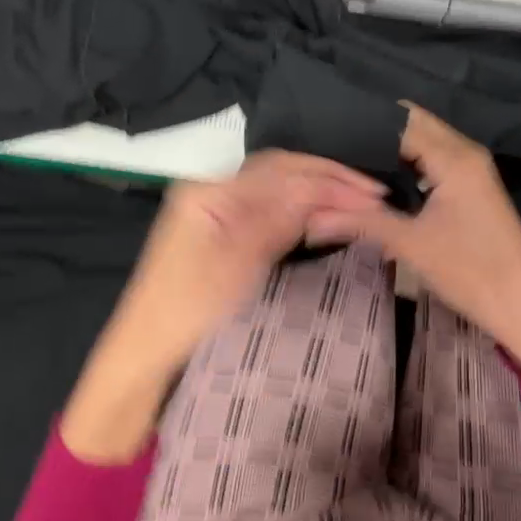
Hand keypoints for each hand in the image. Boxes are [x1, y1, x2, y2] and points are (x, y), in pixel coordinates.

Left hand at [61, 151, 385, 462]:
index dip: (330, 177)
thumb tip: (324, 191)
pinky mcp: (222, 228)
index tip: (372, 191)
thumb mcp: (239, 264)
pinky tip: (324, 213)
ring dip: (318, 189)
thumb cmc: (188, 309)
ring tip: (360, 199)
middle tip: (375, 193)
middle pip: (280, 170)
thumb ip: (279, 221)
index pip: (282, 170)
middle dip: (328, 178)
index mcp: (212, 189)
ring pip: (276, 186)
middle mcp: (213, 188)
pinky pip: (267, 205)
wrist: (145, 351)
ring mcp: (216, 207)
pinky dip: (299, 206)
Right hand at [307, 105, 520, 378]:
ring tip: (349, 156)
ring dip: (392, 144)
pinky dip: (408, 158)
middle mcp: (465, 150)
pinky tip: (380, 176)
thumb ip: (361, 221)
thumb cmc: (471, 273)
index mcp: (453, 157)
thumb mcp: (411, 245)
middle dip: (376, 130)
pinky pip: (435, 154)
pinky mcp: (473, 182)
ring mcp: (472, 165)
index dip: (364, 126)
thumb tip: (310, 218)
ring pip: (424, 138)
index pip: (399, 123)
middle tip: (334, 144)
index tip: (327, 134)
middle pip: (413, 122)